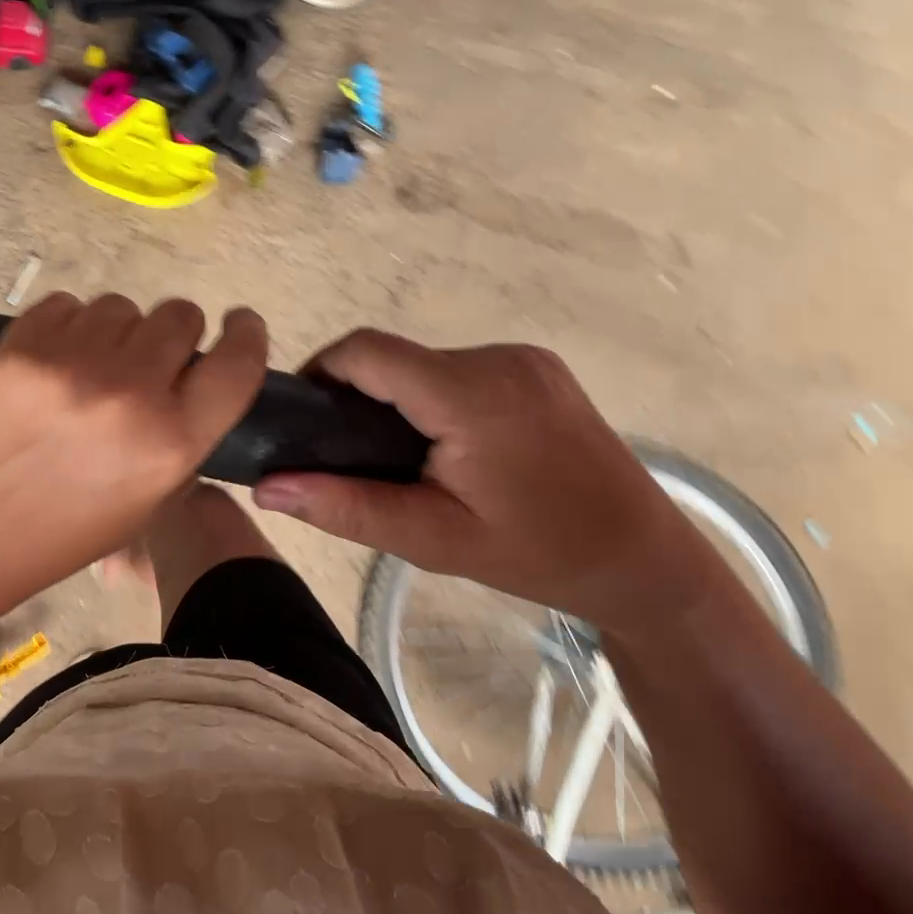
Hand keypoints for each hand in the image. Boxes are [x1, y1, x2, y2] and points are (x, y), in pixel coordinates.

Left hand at [0, 293, 266, 600]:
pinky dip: (68, 327)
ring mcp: (68, 365)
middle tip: (146, 362)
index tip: (239, 322)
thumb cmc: (76, 526)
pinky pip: (65, 304)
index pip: (237, 361)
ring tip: (92, 367)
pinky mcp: (18, 349)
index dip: (247, 333)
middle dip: (173, 335)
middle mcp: (127, 393)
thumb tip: (195, 369)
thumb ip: (187, 430)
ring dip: (117, 331)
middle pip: (179, 316)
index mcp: (171, 441)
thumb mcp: (157, 496)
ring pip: (119, 305)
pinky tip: (56, 362)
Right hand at [252, 329, 726, 634]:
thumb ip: (344, 507)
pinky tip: (435, 447)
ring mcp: (523, 360)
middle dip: (354, 397)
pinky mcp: (536, 369)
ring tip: (389, 459)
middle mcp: (498, 359)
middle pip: (392, 358)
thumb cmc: (537, 554)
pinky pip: (453, 370)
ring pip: (420, 364)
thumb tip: (265, 488)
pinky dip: (426, 399)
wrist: (647, 562)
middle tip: (342, 456)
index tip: (300, 420)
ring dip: (391, 400)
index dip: (319, 373)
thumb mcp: (431, 539)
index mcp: (472, 394)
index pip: (366, 351)